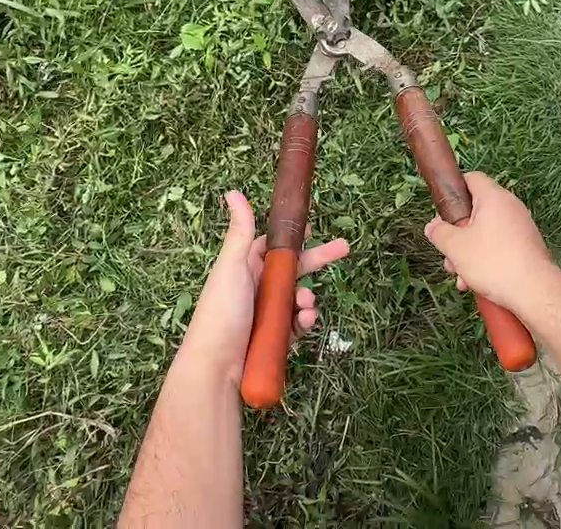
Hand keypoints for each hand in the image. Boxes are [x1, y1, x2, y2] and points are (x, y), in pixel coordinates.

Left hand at [179, 190, 349, 379]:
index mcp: (245, 266)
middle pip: (294, 268)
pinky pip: (297, 324)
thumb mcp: (232, 266)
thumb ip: (240, 230)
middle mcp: (257, 287)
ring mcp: (267, 314)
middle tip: (344, 248)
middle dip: (318, 259)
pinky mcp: (275, 338)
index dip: (294, 237)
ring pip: (298, 297)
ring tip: (307, 304)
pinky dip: (304, 321)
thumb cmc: (221, 311)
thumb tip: (233, 192)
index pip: (274, 245)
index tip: (312, 228)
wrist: (215, 368)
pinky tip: (305, 322)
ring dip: (308, 297)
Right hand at [423, 172, 556, 311]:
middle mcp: (510, 206)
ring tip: (462, 276)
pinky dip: (487, 259)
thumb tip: (433, 226)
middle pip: (476, 210)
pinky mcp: (527, 246)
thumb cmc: (493, 262)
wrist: (535, 291)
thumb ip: (439, 233)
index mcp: (494, 197)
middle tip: (450, 254)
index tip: (444, 211)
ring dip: (470, 252)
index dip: (455, 191)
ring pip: (486, 232)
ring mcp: (521, 227)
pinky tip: (477, 282)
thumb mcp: (455, 247)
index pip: (471, 178)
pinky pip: (500, 245)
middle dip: (459, 233)